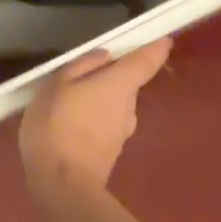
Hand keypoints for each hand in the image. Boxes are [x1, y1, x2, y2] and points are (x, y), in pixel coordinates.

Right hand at [18, 39, 171, 189]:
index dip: (155, 49)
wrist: (63, 181)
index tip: (164, 40)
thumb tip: (104, 56)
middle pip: (125, 85)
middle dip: (109, 79)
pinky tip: (67, 126)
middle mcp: (129, 107)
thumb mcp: (56, 86)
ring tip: (67, 104)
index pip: (145, 62)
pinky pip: (103, 124)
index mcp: (118, 85)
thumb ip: (81, 67)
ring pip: (113, 106)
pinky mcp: (110, 150)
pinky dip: (91, 120)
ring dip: (98, 101)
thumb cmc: (57, 125)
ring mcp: (122, 131)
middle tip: (79, 77)